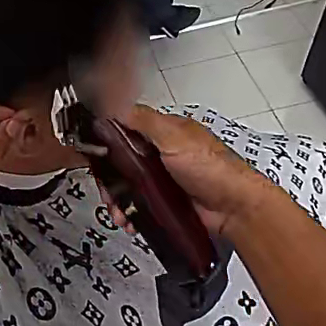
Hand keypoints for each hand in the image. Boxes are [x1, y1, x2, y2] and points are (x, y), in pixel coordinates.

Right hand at [122, 106, 281, 237]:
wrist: (234, 208)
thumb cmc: (213, 169)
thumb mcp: (174, 137)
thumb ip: (144, 121)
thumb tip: (116, 104)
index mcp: (165, 132)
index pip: (126, 129)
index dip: (106, 140)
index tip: (91, 152)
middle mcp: (162, 154)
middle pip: (122, 162)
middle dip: (109, 178)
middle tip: (107, 191)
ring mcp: (164, 180)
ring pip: (128, 187)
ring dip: (118, 200)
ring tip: (118, 213)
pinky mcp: (166, 202)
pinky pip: (139, 206)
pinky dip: (130, 214)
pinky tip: (128, 221)